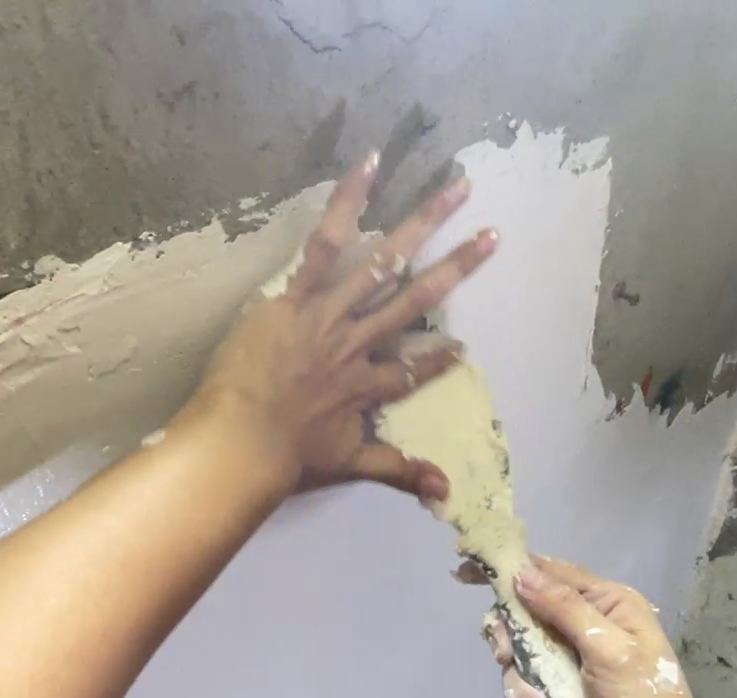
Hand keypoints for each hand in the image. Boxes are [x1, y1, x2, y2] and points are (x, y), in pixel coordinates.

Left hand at [182, 152, 497, 499]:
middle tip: (493, 235)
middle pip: (417, 301)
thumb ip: (398, 473)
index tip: (463, 348)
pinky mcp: (299, 295)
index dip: (438, 360)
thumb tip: (447, 495)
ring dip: (425, 222)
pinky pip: (325, 245)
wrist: (243, 441)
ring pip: (386, 263)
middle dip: (458, 268)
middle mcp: (360, 343)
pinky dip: (348, 203)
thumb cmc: (288, 458)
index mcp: (368, 386)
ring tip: (458, 186)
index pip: (412, 370)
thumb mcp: (348, 466)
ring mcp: (332, 315)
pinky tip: (371, 164)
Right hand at [484, 555, 718, 697]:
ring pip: (517, 661)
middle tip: (506, 659)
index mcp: (604, 603)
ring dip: (526, 692)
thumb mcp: (609, 649)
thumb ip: (564, 608)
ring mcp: (566, 662)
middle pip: (520, 618)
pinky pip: (525, 694)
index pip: (546, 572)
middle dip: (511, 646)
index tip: (463, 573)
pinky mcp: (556, 694)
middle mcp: (581, 626)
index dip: (506, 570)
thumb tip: (521, 572)